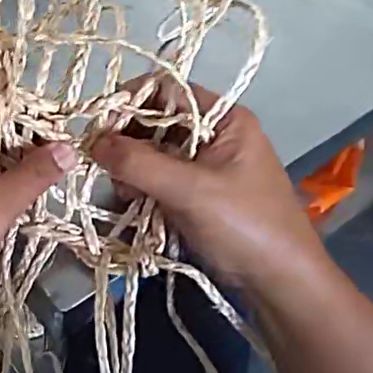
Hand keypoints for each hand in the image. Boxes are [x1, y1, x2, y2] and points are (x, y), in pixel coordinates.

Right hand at [91, 81, 330, 295]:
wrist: (280, 282)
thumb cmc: (245, 225)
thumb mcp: (190, 190)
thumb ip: (139, 163)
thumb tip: (91, 142)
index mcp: (222, 118)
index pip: (165, 90)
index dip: (129, 102)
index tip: (100, 129)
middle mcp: (211, 133)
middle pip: (154, 120)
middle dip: (126, 141)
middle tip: (108, 168)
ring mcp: (202, 164)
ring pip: (150, 151)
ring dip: (131, 168)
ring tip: (127, 193)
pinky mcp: (193, 191)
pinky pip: (156, 177)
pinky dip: (140, 186)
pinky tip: (135, 203)